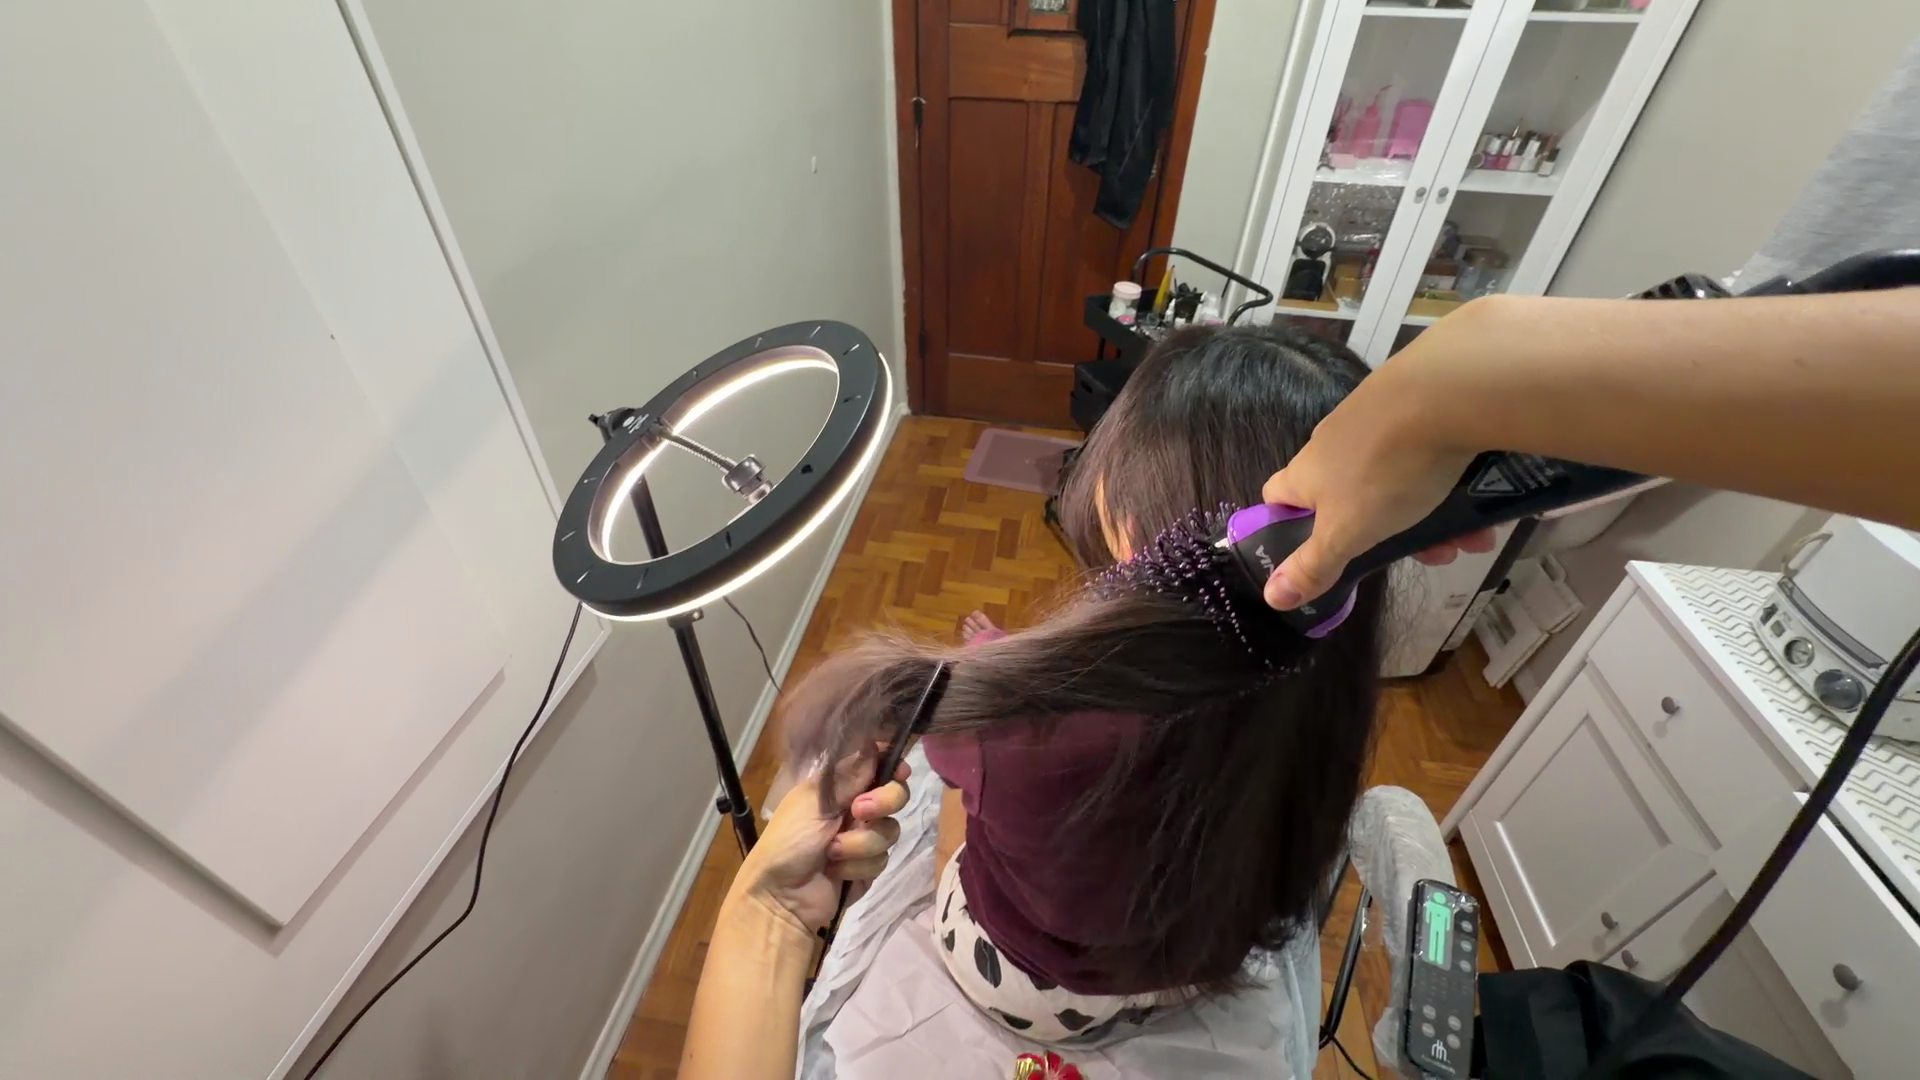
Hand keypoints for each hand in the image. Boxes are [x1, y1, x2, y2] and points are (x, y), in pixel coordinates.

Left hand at [732, 749, 909, 934]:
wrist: (781, 898)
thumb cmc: (789, 841)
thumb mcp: (816, 802)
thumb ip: (850, 776)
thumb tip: (874, 744)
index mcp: (840, 787)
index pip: (877, 766)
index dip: (893, 766)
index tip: (901, 772)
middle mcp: (856, 807)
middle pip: (895, 794)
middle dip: (883, 802)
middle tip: (860, 812)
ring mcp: (864, 838)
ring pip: (890, 830)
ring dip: (860, 843)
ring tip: (832, 852)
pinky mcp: (868, 866)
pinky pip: (882, 859)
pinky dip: (857, 866)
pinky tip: (836, 872)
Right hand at [1259, 329, 1495, 609]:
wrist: (1445, 391)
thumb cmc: (1384, 471)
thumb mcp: (1349, 533)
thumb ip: (1313, 566)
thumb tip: (1271, 598)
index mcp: (1305, 473)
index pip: (1277, 498)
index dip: (1289, 525)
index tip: (1317, 550)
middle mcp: (1331, 443)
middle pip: (1347, 497)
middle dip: (1385, 533)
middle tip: (1423, 555)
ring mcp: (1373, 420)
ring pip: (1394, 478)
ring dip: (1429, 514)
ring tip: (1470, 538)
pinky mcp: (1414, 402)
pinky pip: (1426, 453)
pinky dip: (1450, 480)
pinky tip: (1485, 496)